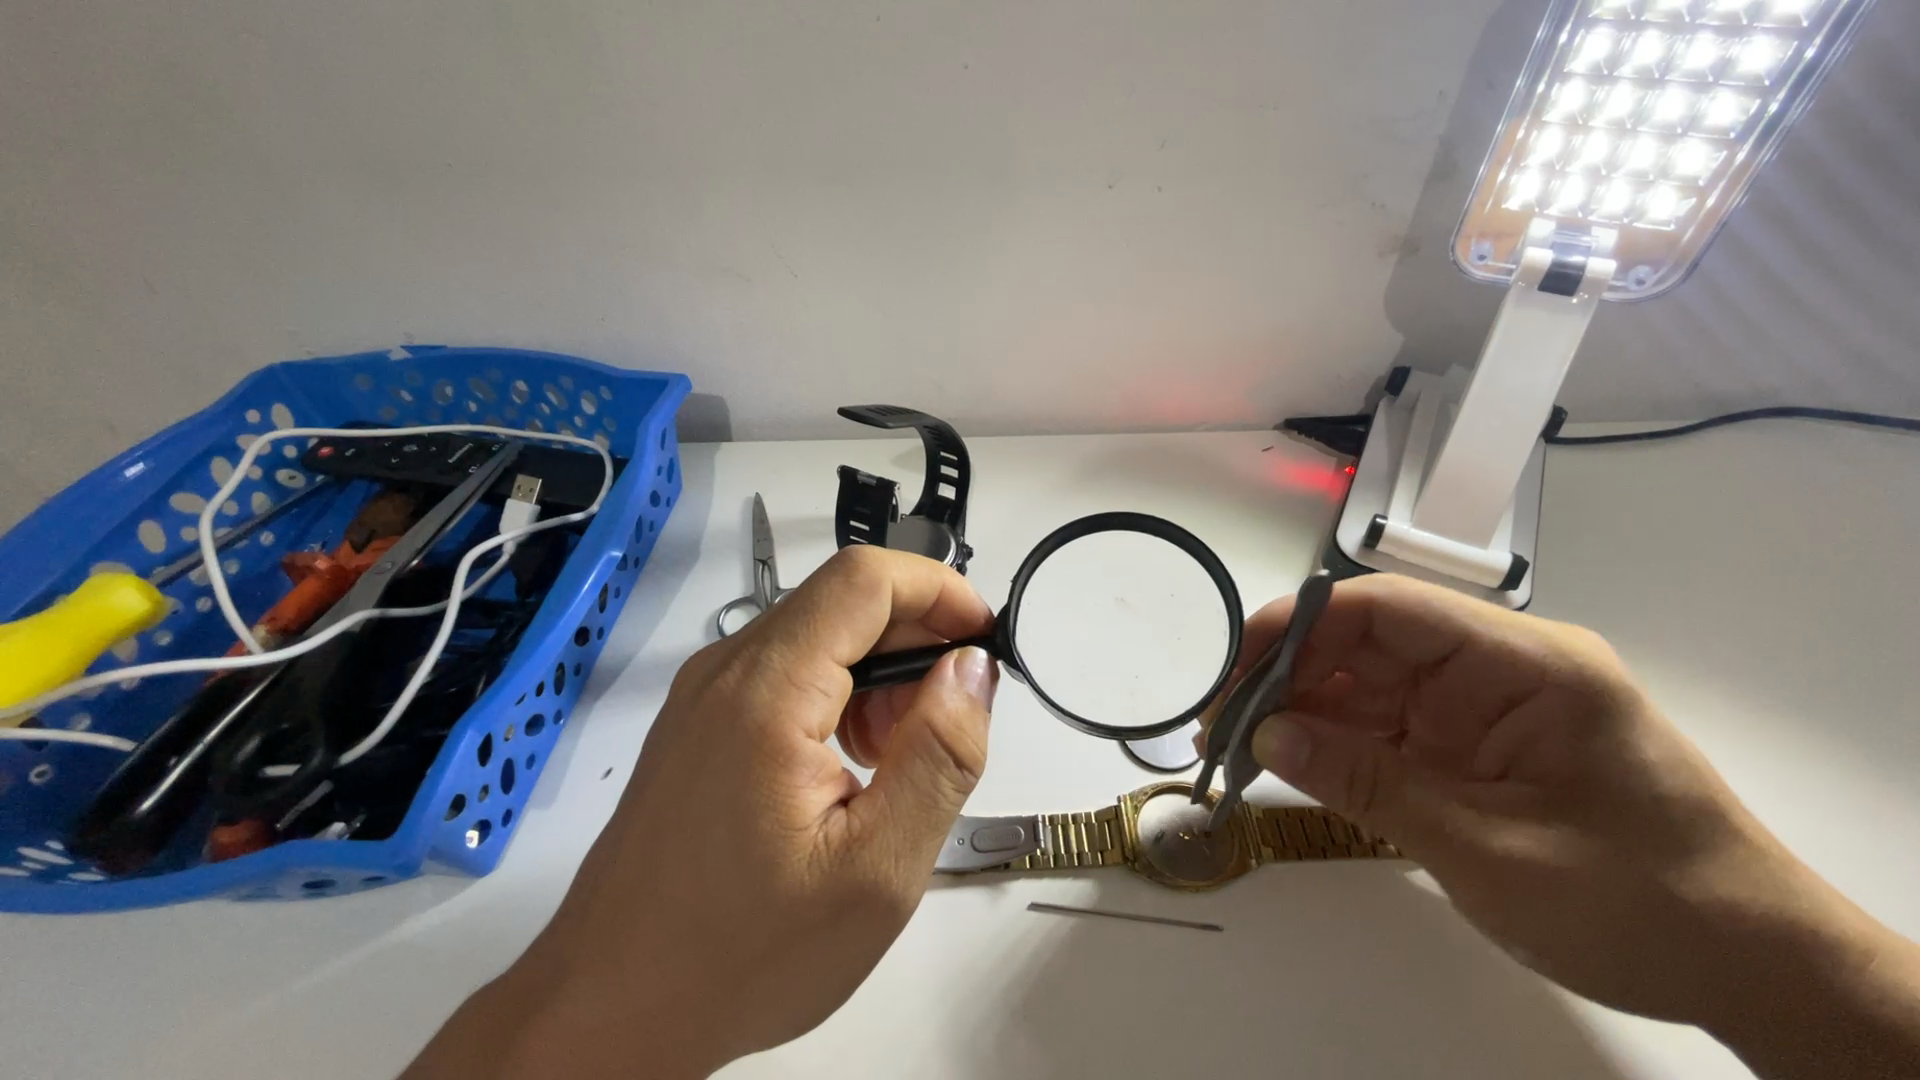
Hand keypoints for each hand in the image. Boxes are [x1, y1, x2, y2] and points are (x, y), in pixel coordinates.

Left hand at [406, 547, 998, 1079]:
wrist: (610, 1008)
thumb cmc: (745, 953)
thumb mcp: (877, 871)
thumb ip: (938, 756)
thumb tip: (970, 667)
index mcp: (767, 690)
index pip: (865, 579)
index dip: (939, 590)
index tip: (986, 643)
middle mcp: (725, 670)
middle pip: (841, 603)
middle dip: (915, 644)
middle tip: (947, 728)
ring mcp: (703, 695)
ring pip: (816, 638)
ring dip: (879, 677)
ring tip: (899, 762)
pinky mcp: (697, 724)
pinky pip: (785, 675)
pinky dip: (839, 697)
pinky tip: (851, 770)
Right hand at [1220, 573, 1919, 1075]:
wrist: (1747, 965)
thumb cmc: (1638, 902)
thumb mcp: (1486, 847)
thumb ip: (1368, 783)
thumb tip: (1264, 737)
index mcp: (1524, 664)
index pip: (1391, 610)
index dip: (1302, 623)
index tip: (1236, 667)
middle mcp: (1495, 669)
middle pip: (1366, 644)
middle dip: (1286, 676)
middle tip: (1219, 724)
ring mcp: (1478, 708)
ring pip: (1363, 686)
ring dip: (1297, 714)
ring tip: (1232, 748)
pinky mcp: (1465, 746)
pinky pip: (1380, 729)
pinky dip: (1327, 746)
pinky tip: (1279, 763)